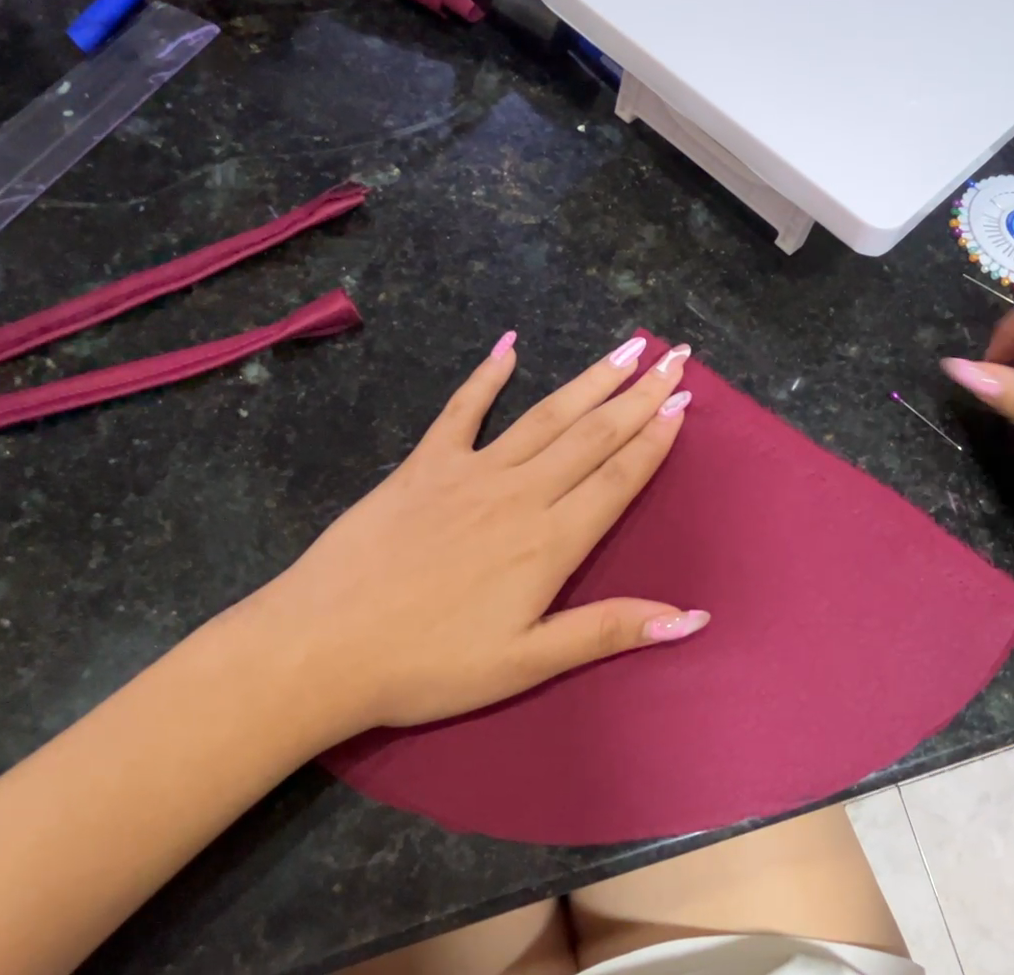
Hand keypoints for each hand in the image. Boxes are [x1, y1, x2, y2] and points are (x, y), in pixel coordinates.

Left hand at [241, 332, 704, 736]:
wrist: (321, 648)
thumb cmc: (429, 666)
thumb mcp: (527, 663)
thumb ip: (608, 631)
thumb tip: (692, 617)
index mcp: (550, 543)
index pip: (616, 479)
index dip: (654, 441)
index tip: (683, 401)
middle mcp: (520, 494)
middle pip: (592, 436)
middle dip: (638, 396)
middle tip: (675, 358)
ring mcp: (470, 473)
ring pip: (545, 416)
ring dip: (590, 380)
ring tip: (627, 348)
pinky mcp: (422, 466)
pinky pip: (461, 410)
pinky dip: (486, 377)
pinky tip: (509, 347)